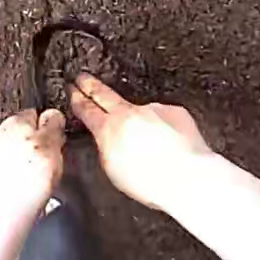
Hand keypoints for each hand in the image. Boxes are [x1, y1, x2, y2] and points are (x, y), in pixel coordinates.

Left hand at [0, 108, 65, 217]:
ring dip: (32, 164)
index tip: (60, 140)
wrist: (5, 213)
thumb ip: (53, 124)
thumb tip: (54, 115)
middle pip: (28, 136)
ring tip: (42, 180)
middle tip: (53, 162)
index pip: (37, 114)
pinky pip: (15, 174)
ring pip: (21, 156)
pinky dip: (23, 179)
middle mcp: (0, 137)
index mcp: (14, 122)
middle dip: (42, 146)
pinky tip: (30, 189)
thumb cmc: (27, 179)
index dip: (52, 127)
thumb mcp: (52, 143)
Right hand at [67, 74, 215, 210]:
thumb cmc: (151, 181)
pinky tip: (168, 145)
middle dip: (90, 85)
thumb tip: (107, 139)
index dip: (77, 99)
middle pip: (104, 94)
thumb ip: (106, 146)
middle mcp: (129, 113)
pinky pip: (164, 118)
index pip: (87, 109)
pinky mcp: (174, 111)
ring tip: (150, 147)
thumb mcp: (113, 169)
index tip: (73, 91)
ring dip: (141, 123)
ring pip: (140, 112)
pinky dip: (164, 129)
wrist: (186, 176)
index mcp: (108, 129)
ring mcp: (153, 109)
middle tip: (83, 78)